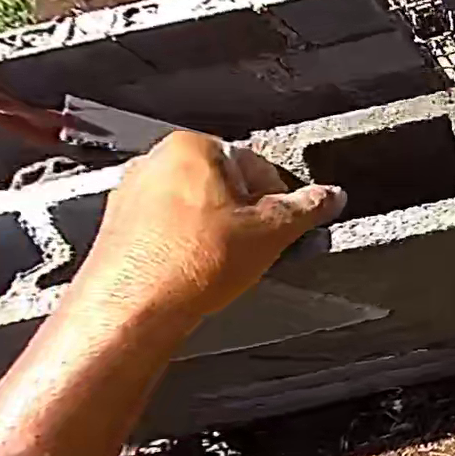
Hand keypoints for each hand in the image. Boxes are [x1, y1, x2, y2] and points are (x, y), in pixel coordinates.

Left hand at [65, 131, 345, 327]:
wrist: (131, 308)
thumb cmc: (189, 264)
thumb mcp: (272, 232)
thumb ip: (308, 208)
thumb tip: (331, 196)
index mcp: (192, 147)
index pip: (259, 164)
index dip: (281, 199)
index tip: (286, 223)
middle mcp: (156, 162)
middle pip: (228, 184)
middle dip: (249, 214)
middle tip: (260, 244)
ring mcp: (134, 193)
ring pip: (201, 205)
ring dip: (223, 230)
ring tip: (230, 260)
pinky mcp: (123, 225)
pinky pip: (174, 225)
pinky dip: (194, 242)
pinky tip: (203, 268)